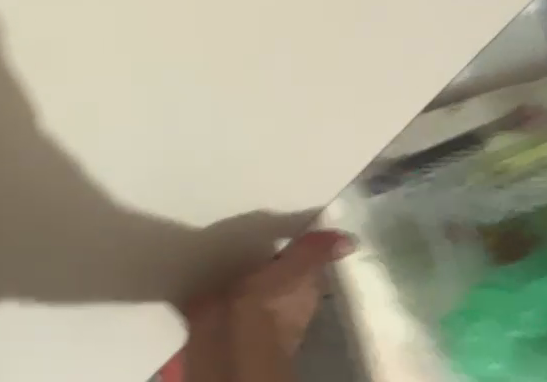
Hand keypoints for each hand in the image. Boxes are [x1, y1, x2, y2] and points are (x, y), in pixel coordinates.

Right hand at [168, 230, 352, 381]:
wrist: (229, 332)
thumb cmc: (269, 304)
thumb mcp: (294, 273)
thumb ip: (311, 254)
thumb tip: (350, 238)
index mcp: (301, 291)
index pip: (303, 265)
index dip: (298, 246)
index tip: (287, 220)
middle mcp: (277, 295)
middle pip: (272, 266)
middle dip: (262, 248)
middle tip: (247, 214)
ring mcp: (246, 297)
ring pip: (243, 270)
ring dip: (234, 254)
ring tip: (217, 221)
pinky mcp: (216, 296)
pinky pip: (214, 274)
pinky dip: (209, 263)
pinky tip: (196, 243)